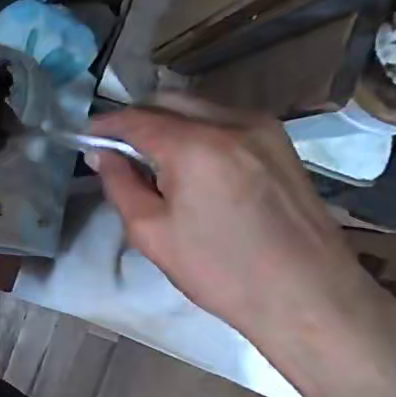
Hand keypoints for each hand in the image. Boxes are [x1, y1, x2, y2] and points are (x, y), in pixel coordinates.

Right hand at [89, 94, 395, 363]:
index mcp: (195, 146)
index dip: (104, 124)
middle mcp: (231, 123)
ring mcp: (262, 128)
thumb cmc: (221, 271)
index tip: (85, 136)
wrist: (310, 296)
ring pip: (197, 106)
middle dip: (135, 118)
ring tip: (151, 157)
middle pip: (167, 100)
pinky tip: (190, 163)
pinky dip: (197, 129)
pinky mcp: (281, 142)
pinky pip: (224, 120)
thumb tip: (102, 154)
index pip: (135, 118)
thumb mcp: (151, 233)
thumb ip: (120, 184)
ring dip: (167, 122)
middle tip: (115, 148)